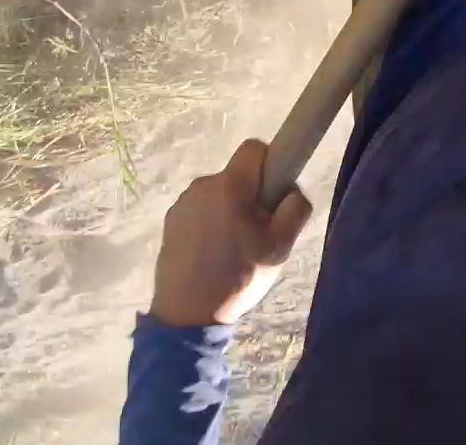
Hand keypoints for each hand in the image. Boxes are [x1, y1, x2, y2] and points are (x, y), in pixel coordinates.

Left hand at [149, 139, 313, 327]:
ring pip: (219, 193)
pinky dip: (209, 222)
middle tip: (257, 230)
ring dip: (229, 209)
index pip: (254, 148)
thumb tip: (291, 190)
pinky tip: (211, 254)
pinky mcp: (170, 221)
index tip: (273, 192)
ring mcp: (182, 202)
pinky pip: (200, 209)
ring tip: (233, 247)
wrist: (186, 316)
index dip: (270, 162)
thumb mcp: (280, 247)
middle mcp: (203, 184)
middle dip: (251, 194)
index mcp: (230, 185)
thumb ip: (295, 208)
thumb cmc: (239, 276)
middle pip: (237, 175)